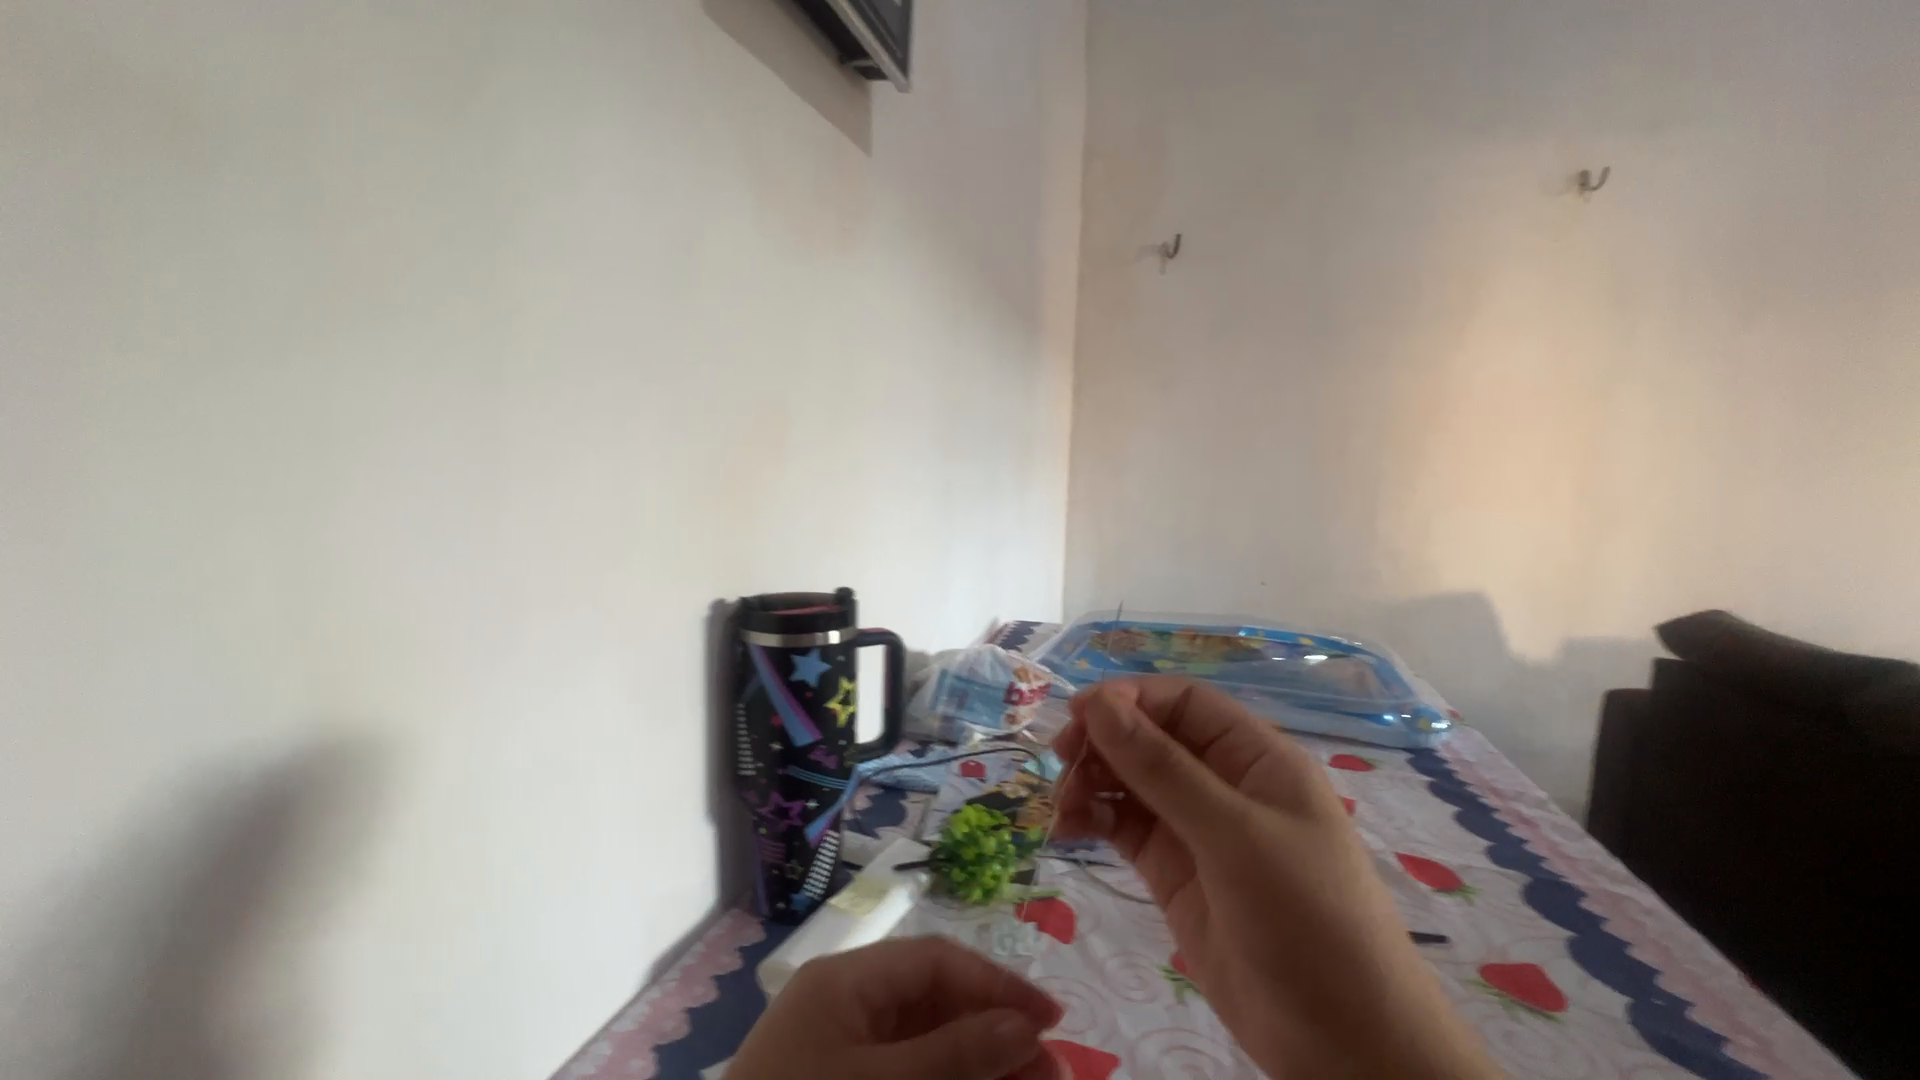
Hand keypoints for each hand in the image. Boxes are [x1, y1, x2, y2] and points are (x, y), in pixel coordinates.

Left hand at [727, 936, 1062, 1079]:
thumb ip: (954, 1055)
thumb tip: (1026, 1026)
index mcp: (846, 981)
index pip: (935, 962)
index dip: (996, 985)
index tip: (1049, 1020)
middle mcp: (847, 1004)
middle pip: (937, 1002)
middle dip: (996, 1032)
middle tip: (1054, 1069)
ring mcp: (844, 1047)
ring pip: (930, 1041)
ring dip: (981, 1063)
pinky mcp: (845, 1078)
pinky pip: (912, 1069)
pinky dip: (951, 1079)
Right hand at [1053, 677, 1500, 1079]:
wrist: (1342, 1042)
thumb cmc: (1306, 918)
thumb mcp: (1234, 835)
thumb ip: (1162, 769)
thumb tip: (1099, 703)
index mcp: (1256, 758)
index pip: (1184, 703)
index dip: (1129, 699)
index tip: (1076, 716)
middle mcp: (1225, 785)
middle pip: (1152, 739)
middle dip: (1104, 742)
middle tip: (1059, 763)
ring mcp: (1197, 831)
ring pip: (1132, 783)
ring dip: (1092, 782)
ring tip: (1060, 805)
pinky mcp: (1175, 874)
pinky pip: (1126, 829)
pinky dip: (1095, 820)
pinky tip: (1069, 828)